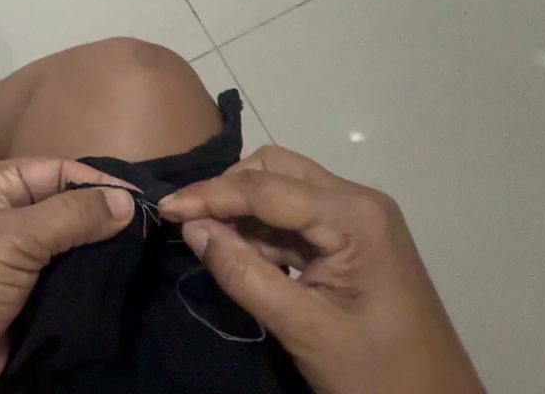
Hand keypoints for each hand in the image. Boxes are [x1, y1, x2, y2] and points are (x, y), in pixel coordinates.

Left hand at [0, 157, 136, 392]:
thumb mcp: (12, 238)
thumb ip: (70, 216)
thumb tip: (128, 200)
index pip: (57, 170)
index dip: (99, 182)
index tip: (148, 201)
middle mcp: (7, 216)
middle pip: (66, 208)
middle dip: (105, 219)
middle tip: (157, 233)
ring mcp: (16, 261)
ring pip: (70, 249)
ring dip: (102, 256)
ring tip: (151, 260)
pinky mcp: (25, 302)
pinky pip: (65, 285)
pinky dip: (91, 287)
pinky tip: (125, 288)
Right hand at [158, 146, 483, 393]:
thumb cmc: (379, 377)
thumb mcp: (305, 330)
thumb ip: (244, 274)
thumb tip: (192, 227)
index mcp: (354, 216)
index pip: (264, 188)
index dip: (209, 194)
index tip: (164, 208)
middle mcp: (358, 202)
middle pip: (274, 171)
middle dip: (228, 192)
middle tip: (190, 223)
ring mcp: (360, 219)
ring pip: (283, 190)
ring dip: (244, 212)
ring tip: (210, 242)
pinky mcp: (356, 240)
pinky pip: (297, 217)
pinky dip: (265, 232)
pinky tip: (243, 256)